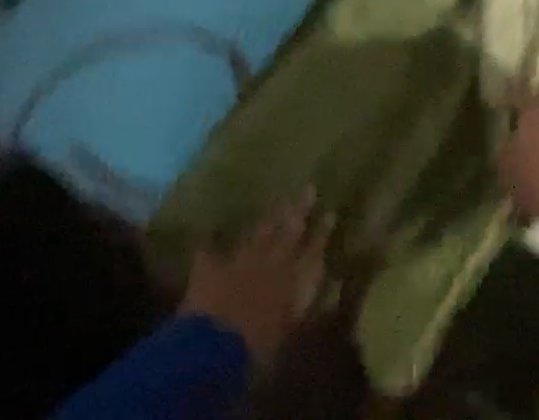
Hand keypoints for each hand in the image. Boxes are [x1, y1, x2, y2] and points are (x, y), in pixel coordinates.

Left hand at [179, 194, 326, 362]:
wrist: (211, 348)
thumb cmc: (256, 348)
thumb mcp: (288, 333)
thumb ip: (305, 309)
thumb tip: (327, 293)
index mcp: (290, 282)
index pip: (312, 252)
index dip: (321, 233)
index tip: (330, 212)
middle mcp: (268, 266)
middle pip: (287, 234)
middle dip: (298, 211)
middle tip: (308, 188)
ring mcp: (238, 264)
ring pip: (257, 235)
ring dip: (268, 219)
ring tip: (278, 203)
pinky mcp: (209, 271)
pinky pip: (210, 252)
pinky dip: (210, 242)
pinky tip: (210, 231)